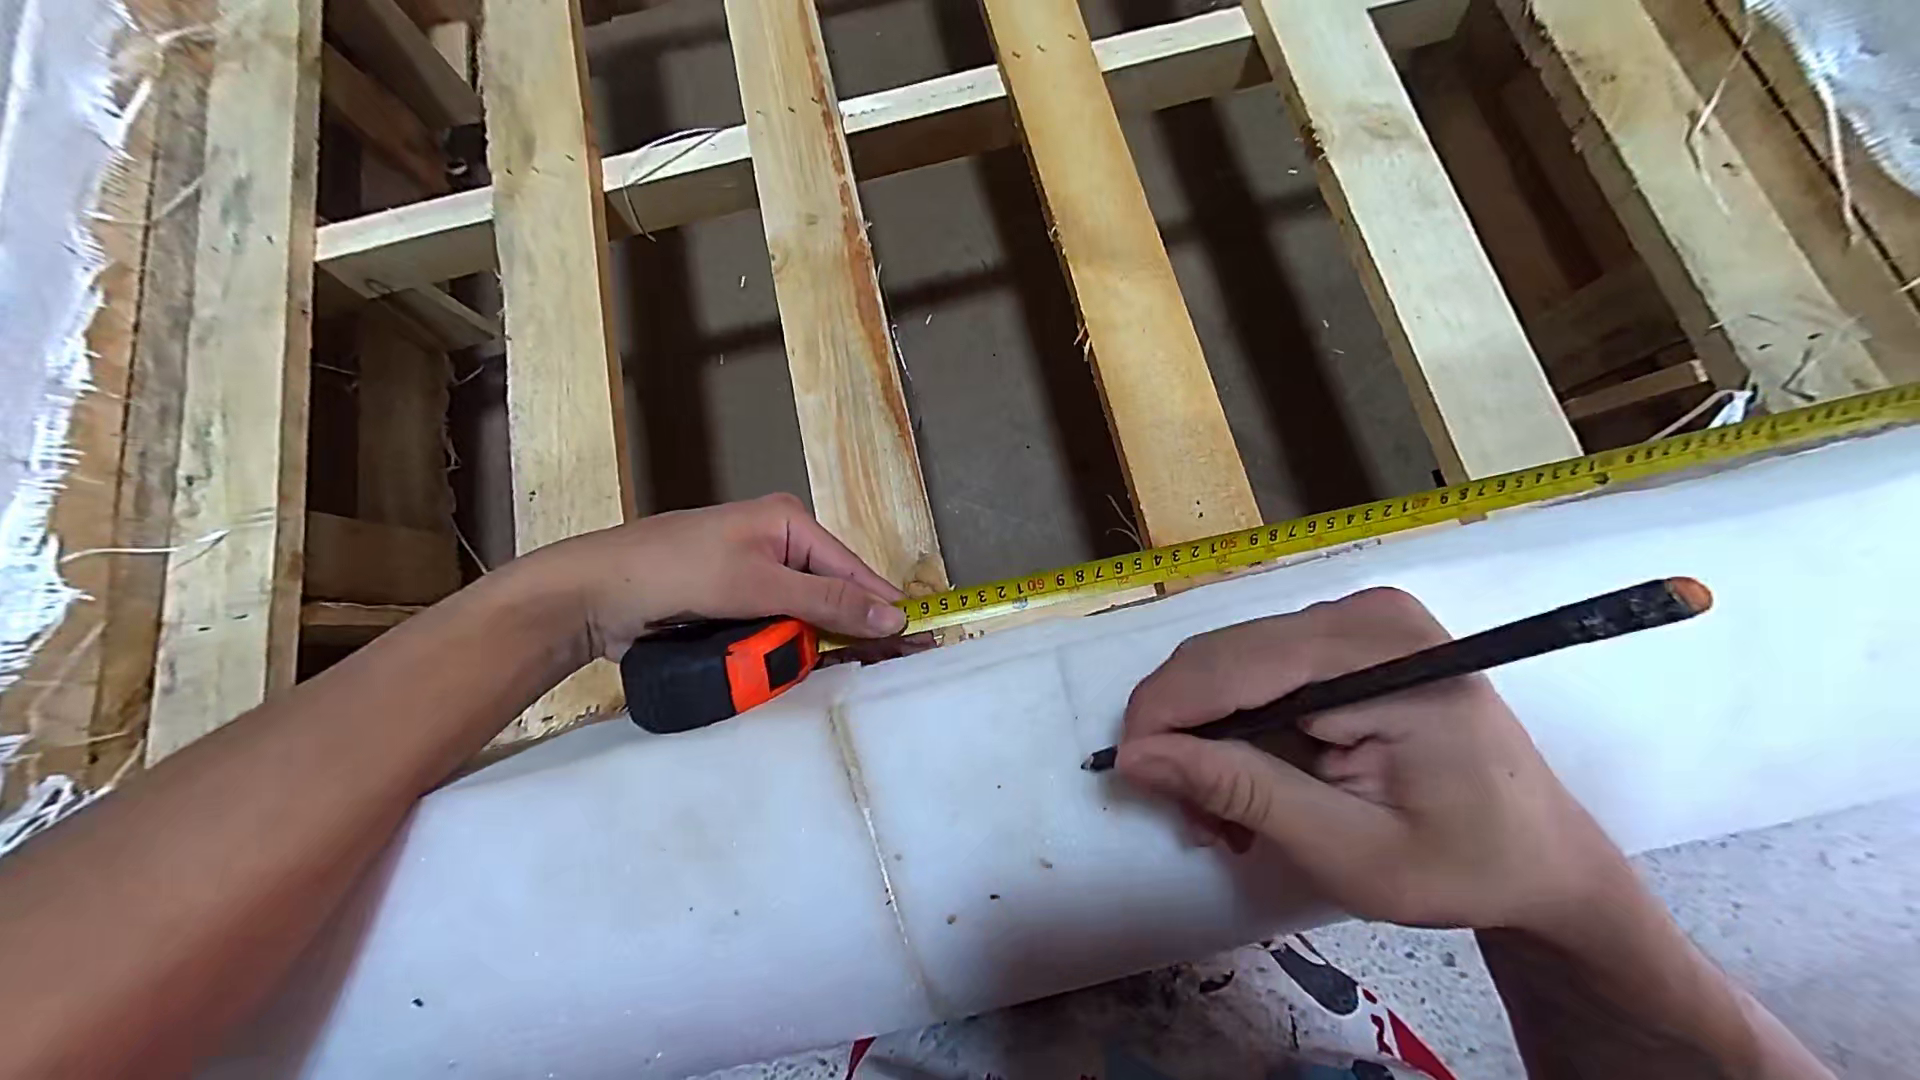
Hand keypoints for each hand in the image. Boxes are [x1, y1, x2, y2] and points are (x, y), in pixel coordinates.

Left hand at [514, 494, 908, 662]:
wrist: (591, 595)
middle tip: (894, 665)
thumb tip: (894, 616)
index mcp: (789, 522)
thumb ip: (827, 602)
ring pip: (809, 613)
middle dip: (859, 627)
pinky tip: (820, 667)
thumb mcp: (758, 584)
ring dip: (828, 642)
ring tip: (866, 672)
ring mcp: (757, 575)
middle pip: (834, 591)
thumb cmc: (678, 572)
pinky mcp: (739, 602)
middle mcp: (779, 544)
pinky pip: (782, 625)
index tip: (921, 638)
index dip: (884, 605)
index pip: (852, 569)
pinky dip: (798, 646)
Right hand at [1114, 587, 1634, 936]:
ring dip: (1202, 734)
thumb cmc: (1467, 864)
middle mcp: (1358, 612)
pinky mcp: (1336, 633)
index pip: (1229, 666)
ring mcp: (1348, 616)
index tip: (1132, 774)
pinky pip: (1247, 669)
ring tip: (1225, 808)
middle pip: (1217, 659)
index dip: (1163, 716)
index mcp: (1379, 651)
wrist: (1544, 855)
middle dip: (1182, 734)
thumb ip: (1242, 791)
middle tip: (1194, 814)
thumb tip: (1135, 756)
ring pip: (1222, 664)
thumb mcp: (1351, 850)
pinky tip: (1247, 772)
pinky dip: (1229, 723)